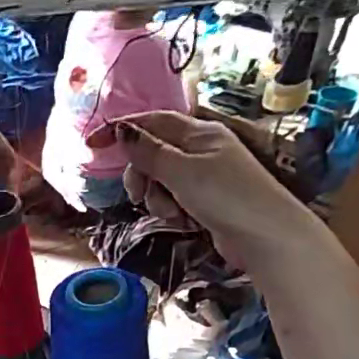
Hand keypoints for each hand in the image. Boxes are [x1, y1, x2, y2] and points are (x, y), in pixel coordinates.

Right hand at [90, 111, 321, 270]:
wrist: (267, 237)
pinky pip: (172, 199)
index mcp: (198, 133)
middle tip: (141, 197)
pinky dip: (171, 210)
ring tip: (174, 214)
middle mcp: (200, 149)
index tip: (92, 144)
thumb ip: (148, 152)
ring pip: (158, 181)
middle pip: (150, 155)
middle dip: (141, 177)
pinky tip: (185, 222)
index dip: (120, 130)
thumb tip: (120, 130)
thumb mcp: (182, 172)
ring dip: (157, 199)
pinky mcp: (204, 200)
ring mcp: (203, 175)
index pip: (150, 122)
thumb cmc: (227, 198)